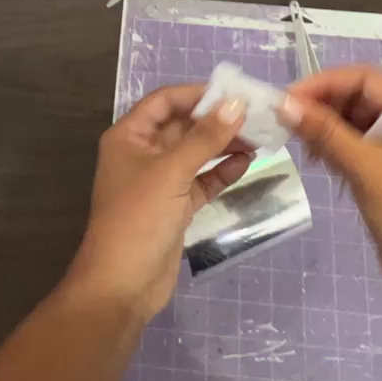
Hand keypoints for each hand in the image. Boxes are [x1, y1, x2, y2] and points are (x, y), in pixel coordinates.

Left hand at [66, 85, 254, 316]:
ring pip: (196, 153)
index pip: (165, 101)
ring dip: (223, 144)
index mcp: (129, 136)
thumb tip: (236, 103)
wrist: (122, 286)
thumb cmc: (138, 218)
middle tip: (256, 116)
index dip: (196, 94)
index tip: (233, 94)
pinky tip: (246, 163)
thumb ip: (205, 138)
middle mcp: (143, 153)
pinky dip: (221, 171)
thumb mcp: (172, 172)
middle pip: (183, 126)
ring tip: (259, 137)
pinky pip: (202, 180)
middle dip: (216, 120)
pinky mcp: (175, 206)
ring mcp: (160, 181)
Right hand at [279, 65, 381, 306]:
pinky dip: (335, 147)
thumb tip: (283, 103)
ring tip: (302, 148)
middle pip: (358, 96)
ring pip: (355, 121)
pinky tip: (319, 163)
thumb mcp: (368, 171)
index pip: (364, 78)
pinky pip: (358, 145)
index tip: (286, 101)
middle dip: (322, 105)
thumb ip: (327, 133)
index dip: (323, 83)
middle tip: (288, 125)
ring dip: (326, 127)